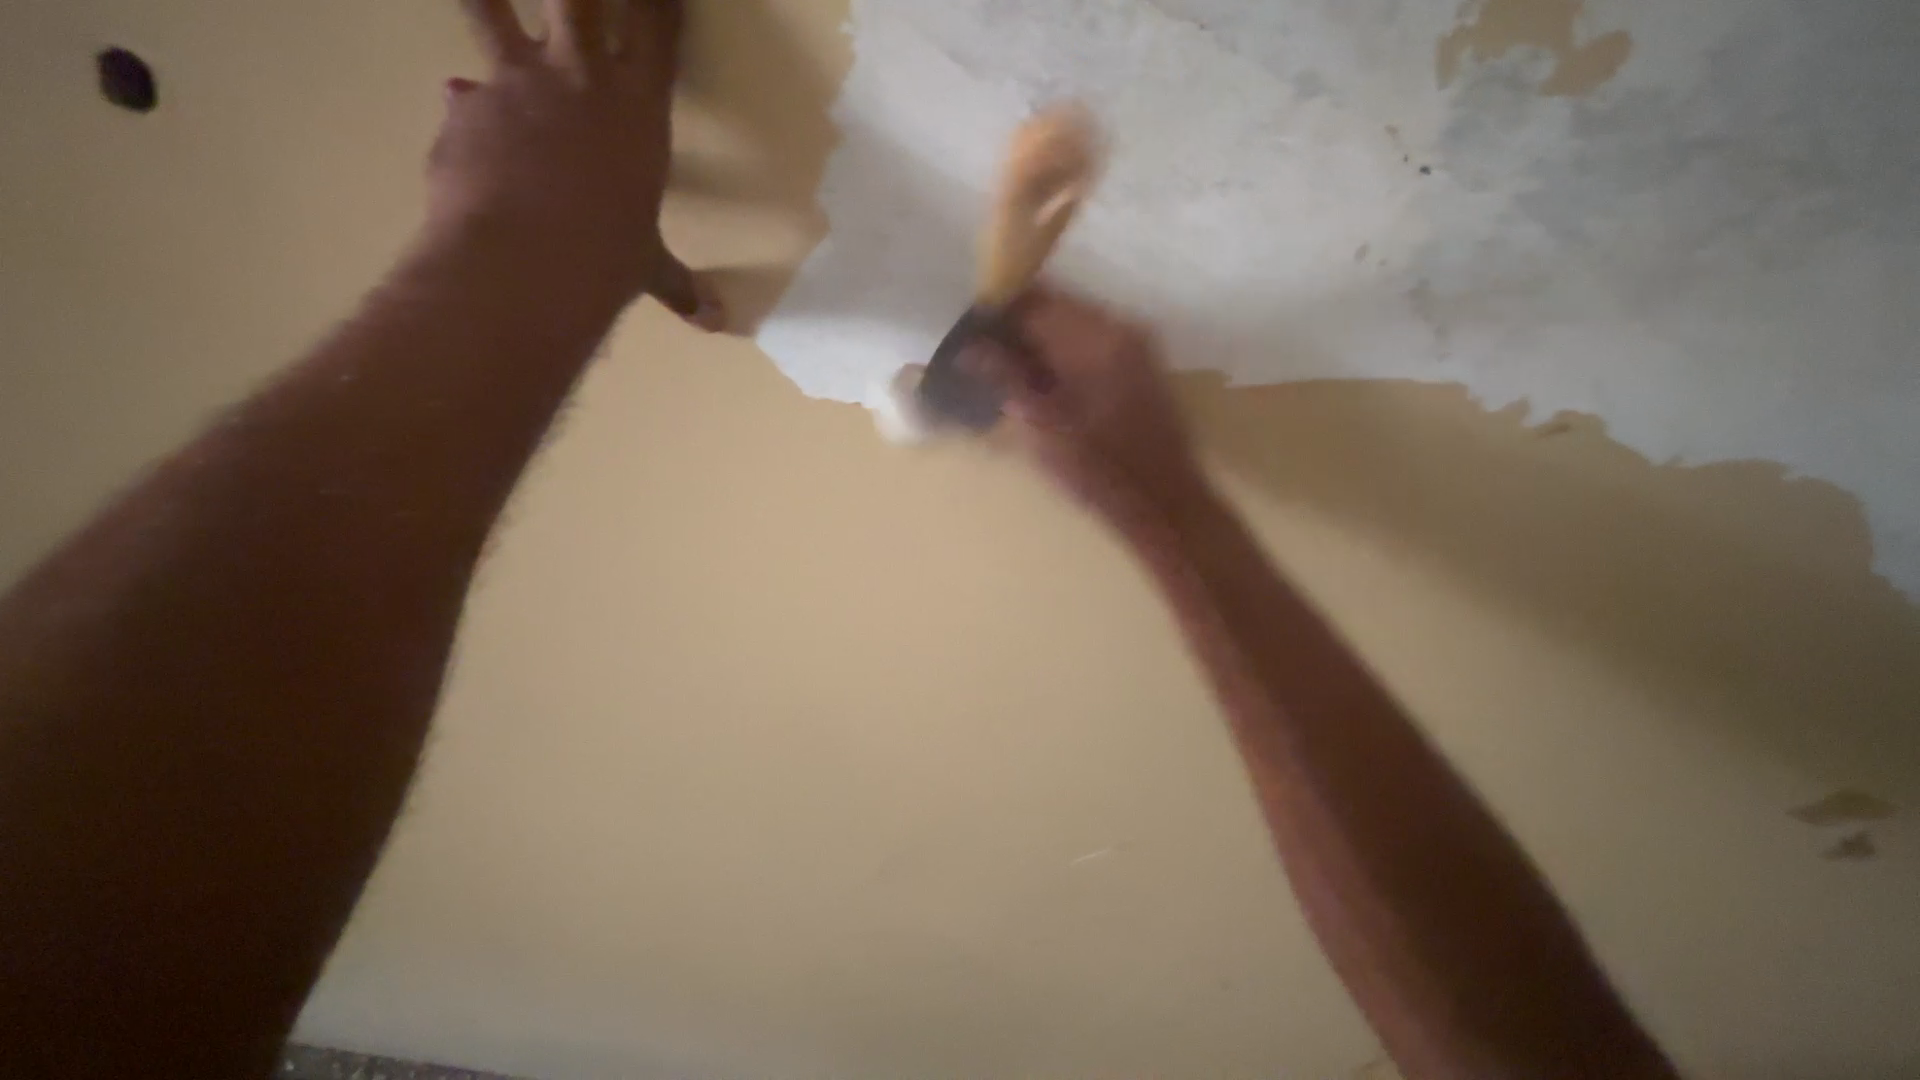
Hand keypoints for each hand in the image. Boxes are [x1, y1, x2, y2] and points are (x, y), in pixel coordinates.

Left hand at [435, 0, 722, 328]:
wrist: (529, 260)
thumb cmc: (610, 258)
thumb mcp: (648, 269)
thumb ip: (677, 284)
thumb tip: (714, 321)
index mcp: (641, 110)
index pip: (658, 27)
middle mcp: (581, 78)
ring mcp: (519, 83)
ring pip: (493, 5)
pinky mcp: (469, 105)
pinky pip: (466, 93)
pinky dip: (468, 103)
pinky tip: (461, 108)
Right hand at [967, 287, 1211, 528]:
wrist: (1164, 503)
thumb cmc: (1098, 472)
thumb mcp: (1041, 429)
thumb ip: (1006, 377)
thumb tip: (968, 348)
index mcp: (1095, 339)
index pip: (1034, 300)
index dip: (997, 313)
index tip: (969, 337)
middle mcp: (1120, 327)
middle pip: (1055, 305)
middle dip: (1018, 327)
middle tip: (986, 358)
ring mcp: (1136, 343)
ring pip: (1073, 322)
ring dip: (1041, 341)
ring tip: (1012, 374)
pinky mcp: (1141, 362)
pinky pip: (1092, 339)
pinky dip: (1065, 352)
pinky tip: (1047, 384)